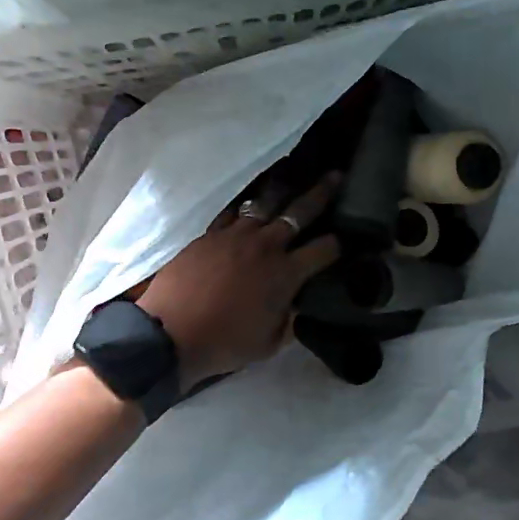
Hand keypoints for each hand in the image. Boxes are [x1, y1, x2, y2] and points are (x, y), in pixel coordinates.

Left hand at [137, 175, 341, 386]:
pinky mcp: (209, 235)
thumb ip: (290, 319)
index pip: (324, 249)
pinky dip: (245, 205)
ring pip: (264, 203)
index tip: (347, 237)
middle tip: (336, 175)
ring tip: (291, 176)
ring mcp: (235, 235)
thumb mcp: (270, 342)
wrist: (171, 335)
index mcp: (286, 273)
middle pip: (299, 212)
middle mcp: (266, 246)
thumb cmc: (226, 343)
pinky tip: (249, 201)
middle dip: (321, 193)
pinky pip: (232, 212)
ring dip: (282, 190)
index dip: (340, 243)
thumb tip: (298, 304)